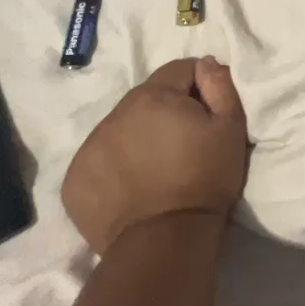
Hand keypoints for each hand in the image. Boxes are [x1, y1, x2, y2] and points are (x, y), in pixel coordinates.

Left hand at [62, 56, 248, 254]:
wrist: (165, 241)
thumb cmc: (206, 177)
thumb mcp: (231, 125)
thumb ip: (220, 84)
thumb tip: (206, 64)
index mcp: (152, 97)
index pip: (179, 70)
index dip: (199, 86)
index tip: (206, 114)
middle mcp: (113, 115)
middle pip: (146, 97)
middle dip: (166, 110)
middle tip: (183, 142)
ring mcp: (87, 149)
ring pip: (120, 126)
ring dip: (138, 135)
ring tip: (156, 166)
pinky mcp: (73, 181)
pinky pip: (99, 157)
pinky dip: (115, 163)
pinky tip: (132, 185)